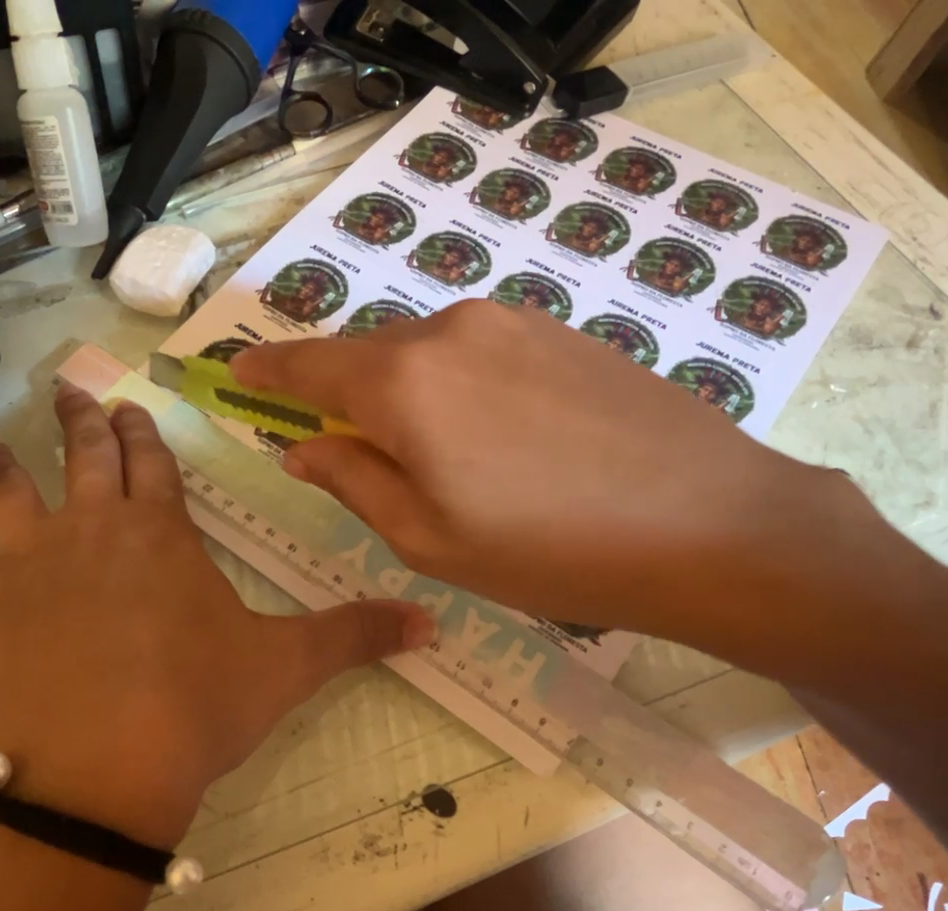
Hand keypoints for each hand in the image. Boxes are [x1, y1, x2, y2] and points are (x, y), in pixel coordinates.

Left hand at [0, 384, 433, 847]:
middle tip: (75, 392)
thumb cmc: (194, 705)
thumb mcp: (285, 670)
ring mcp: (26, 565)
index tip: (137, 409)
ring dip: (2, 471)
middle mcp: (90, 532)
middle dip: (85, 425)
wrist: (96, 762)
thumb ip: (355, 638)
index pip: (155, 468)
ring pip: (8, 498)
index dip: (149, 438)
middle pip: (86, 461)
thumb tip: (434, 623)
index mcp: (159, 535)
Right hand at [231, 300, 873, 655]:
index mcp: (403, 382)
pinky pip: (475, 350)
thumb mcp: (428, 538)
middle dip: (341, 393)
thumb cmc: (549, 550)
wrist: (711, 524)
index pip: (308, 366)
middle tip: (342, 446)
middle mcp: (449, 330)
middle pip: (366, 355)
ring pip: (423, 352)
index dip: (266, 371)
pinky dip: (454, 384)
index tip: (236, 373)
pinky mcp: (559, 331)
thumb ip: (353, 479)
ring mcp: (510, 322)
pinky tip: (492, 437)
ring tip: (432, 458)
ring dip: (403, 393)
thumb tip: (303, 446)